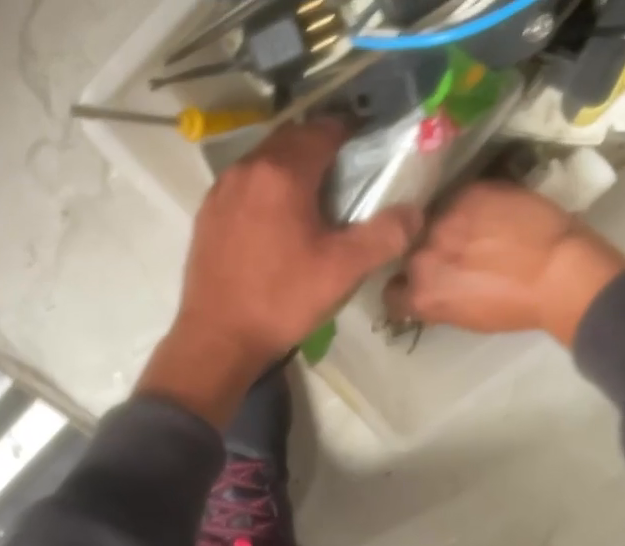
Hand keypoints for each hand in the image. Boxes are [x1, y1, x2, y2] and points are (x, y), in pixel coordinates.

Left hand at [138, 119, 420, 428]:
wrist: (219, 337)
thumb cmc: (283, 300)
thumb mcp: (343, 271)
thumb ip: (384, 235)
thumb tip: (415, 212)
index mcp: (283, 172)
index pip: (323, 130)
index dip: (350, 133)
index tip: (369, 149)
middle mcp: (247, 168)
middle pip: (291, 139)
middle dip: (321, 147)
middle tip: (347, 175)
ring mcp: (222, 189)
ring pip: (265, 161)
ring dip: (292, 167)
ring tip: (315, 199)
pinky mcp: (208, 214)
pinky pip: (245, 185)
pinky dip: (267, 189)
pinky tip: (278, 221)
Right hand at [385, 182, 624, 346]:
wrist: (559, 273)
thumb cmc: (516, 307)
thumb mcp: (466, 317)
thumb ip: (438, 301)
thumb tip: (431, 291)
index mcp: (421, 292)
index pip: (391, 291)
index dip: (405, 288)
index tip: (421, 285)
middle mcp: (423, 253)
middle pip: (408, 250)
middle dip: (422, 252)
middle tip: (451, 255)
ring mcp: (445, 217)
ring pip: (431, 219)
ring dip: (445, 225)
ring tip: (473, 231)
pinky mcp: (470, 190)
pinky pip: (458, 197)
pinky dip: (470, 206)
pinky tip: (491, 214)